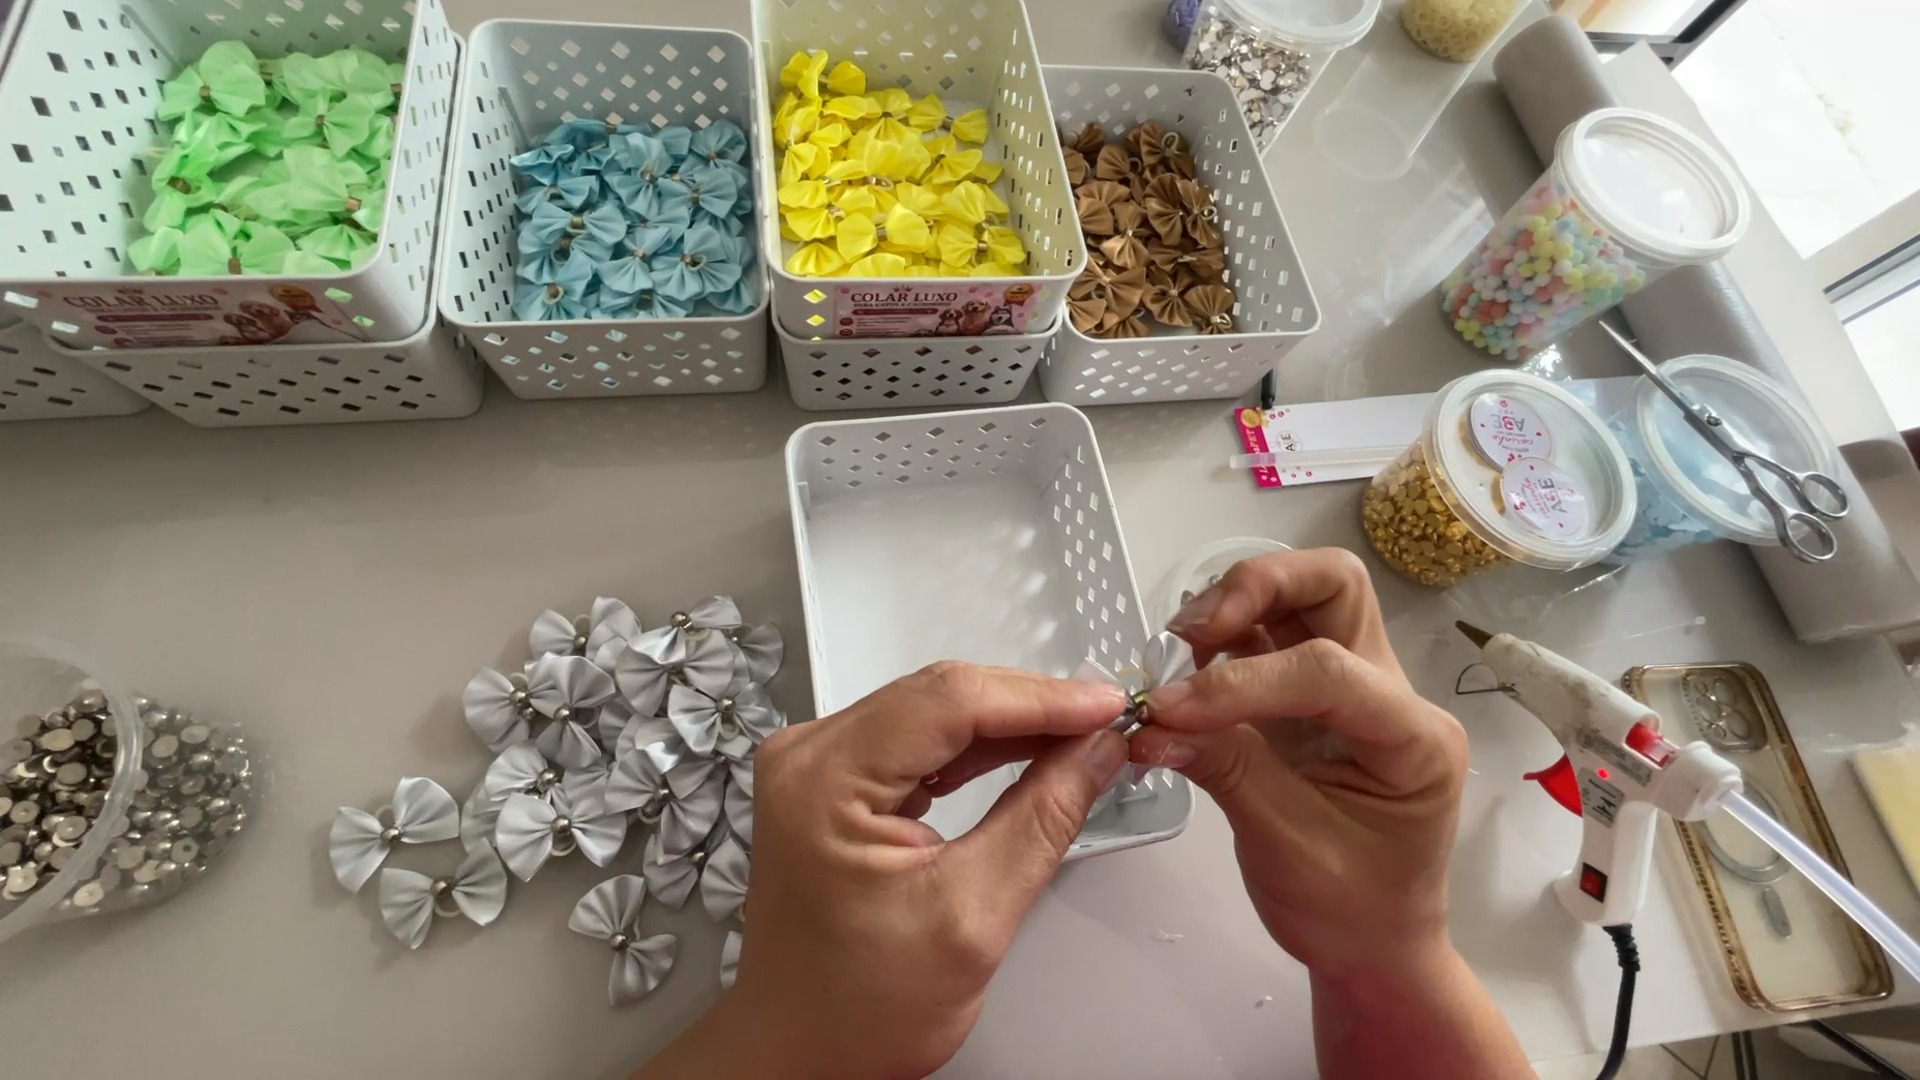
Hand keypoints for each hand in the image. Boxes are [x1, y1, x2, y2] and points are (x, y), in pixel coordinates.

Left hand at [639, 663, 1129, 1079]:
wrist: (798, 1046)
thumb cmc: (863, 1006)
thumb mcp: (971, 918)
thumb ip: (1041, 820)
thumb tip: (1098, 750)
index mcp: (824, 778)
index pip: (948, 702)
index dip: (1037, 698)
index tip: (1107, 706)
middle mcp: (810, 750)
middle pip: (940, 695)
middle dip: (1030, 705)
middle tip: (1104, 721)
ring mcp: (819, 757)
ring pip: (935, 709)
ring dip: (1010, 719)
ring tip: (1079, 733)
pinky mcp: (836, 772)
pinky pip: (919, 736)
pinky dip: (979, 741)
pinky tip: (1026, 748)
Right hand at [1130, 549, 1468, 980]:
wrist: (1368, 939)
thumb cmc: (1347, 908)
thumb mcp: (1285, 846)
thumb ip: (1224, 769)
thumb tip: (1148, 723)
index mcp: (1411, 737)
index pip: (1328, 671)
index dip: (1241, 682)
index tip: (1168, 709)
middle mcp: (1388, 690)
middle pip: (1334, 584)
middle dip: (1258, 587)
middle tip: (1193, 630)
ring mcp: (1347, 681)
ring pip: (1300, 591)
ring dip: (1232, 603)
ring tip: (1178, 648)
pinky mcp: (1304, 689)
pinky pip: (1264, 630)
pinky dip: (1219, 633)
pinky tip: (1185, 664)